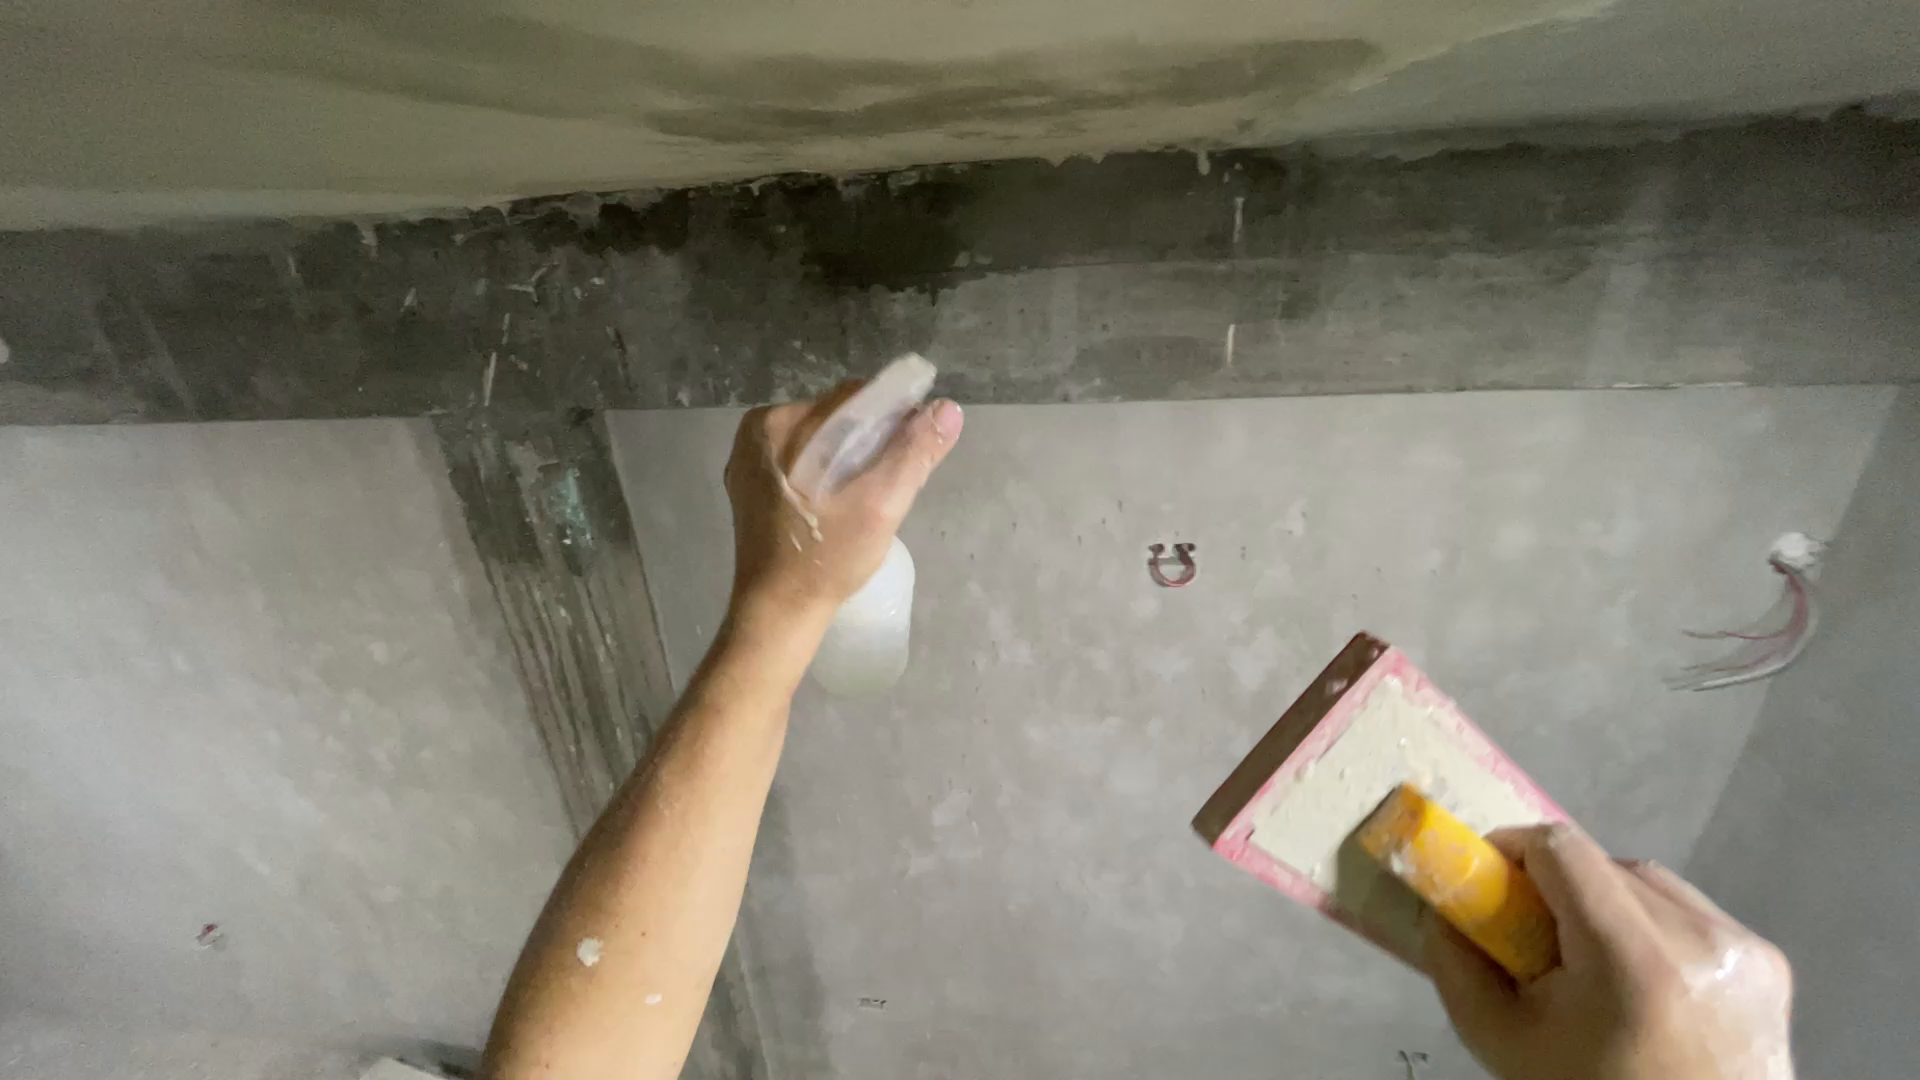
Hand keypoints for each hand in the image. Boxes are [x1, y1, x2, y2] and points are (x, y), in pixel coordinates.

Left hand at [722, 383, 962, 625]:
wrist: (779, 611)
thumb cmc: (829, 559)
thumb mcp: (882, 505)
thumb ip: (914, 453)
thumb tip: (948, 409)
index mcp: (781, 423)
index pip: (855, 397)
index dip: (894, 418)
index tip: (912, 451)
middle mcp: (758, 429)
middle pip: (837, 416)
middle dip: (870, 440)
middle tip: (887, 483)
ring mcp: (749, 457)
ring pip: (820, 437)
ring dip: (848, 456)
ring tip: (863, 496)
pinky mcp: (749, 482)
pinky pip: (801, 458)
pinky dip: (824, 471)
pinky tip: (835, 503)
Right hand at [1426, 825, 1793, 1079]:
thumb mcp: (1494, 1032)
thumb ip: (1452, 954)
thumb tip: (1443, 898)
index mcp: (1634, 959)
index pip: (1558, 846)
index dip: (1511, 849)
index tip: (1492, 885)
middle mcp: (1700, 940)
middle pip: (1594, 860)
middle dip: (1550, 882)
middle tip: (1529, 930)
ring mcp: (1744, 950)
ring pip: (1636, 876)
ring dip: (1595, 895)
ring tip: (1584, 951)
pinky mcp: (1767, 961)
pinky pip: (1678, 903)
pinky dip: (1640, 915)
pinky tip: (1632, 965)